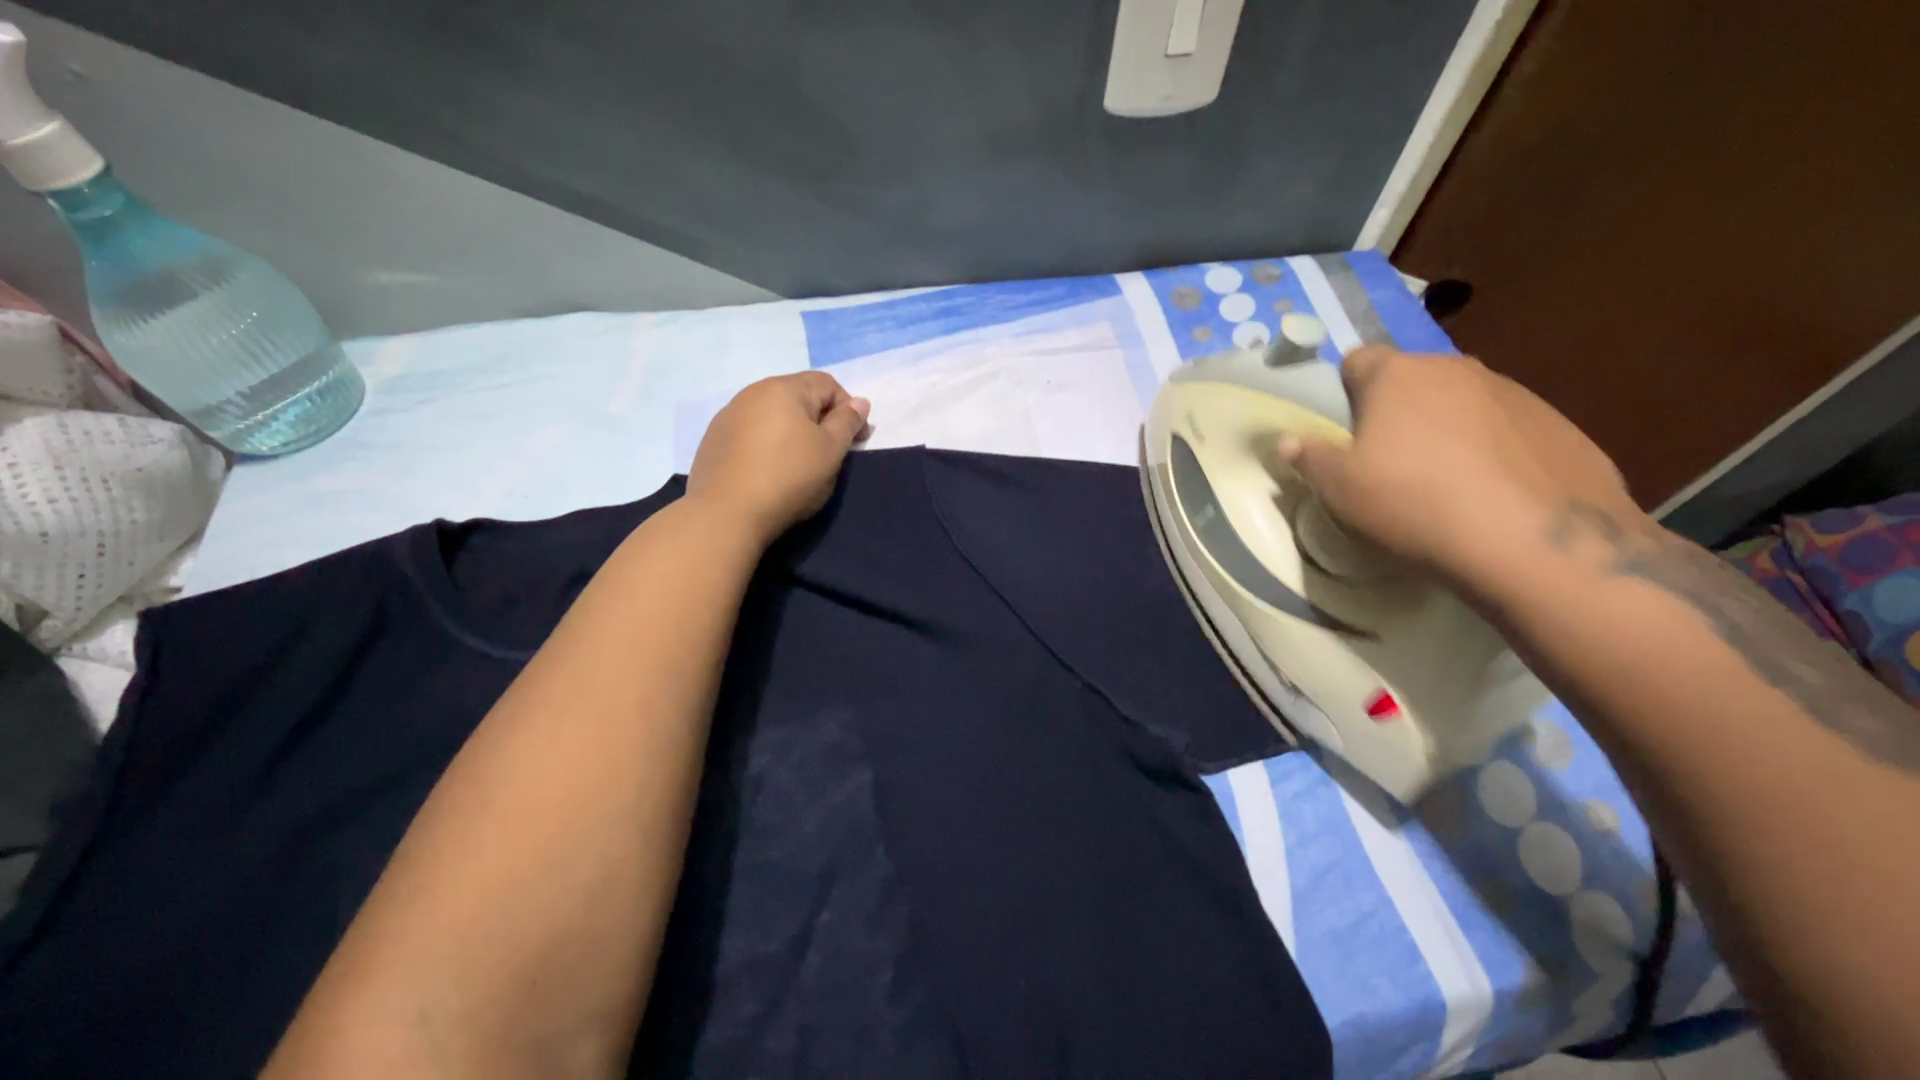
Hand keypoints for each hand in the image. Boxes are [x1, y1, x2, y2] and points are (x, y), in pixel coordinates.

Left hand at [687, 372, 870, 545]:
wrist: (726, 514)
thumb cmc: (788, 478)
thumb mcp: (830, 451)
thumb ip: (847, 422)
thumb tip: (859, 402)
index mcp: (784, 388)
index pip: (827, 384)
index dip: (847, 410)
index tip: (854, 441)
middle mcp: (753, 392)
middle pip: (797, 396)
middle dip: (818, 419)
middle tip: (826, 455)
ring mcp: (728, 415)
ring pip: (771, 414)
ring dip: (790, 431)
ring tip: (794, 464)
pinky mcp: (713, 438)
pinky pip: (749, 432)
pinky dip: (765, 444)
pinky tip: (766, 470)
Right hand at [1276, 346, 1645, 582]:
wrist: (1534, 543)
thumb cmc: (1414, 505)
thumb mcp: (1341, 490)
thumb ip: (1310, 459)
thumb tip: (1286, 440)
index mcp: (1397, 375)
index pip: (1358, 360)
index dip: (1347, 392)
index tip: (1348, 432)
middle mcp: (1457, 368)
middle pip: (1415, 380)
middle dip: (1401, 410)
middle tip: (1393, 463)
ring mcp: (1515, 393)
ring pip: (1466, 403)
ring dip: (1451, 429)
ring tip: (1450, 484)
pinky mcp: (1560, 424)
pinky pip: (1511, 430)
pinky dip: (1498, 452)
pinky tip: (1496, 496)